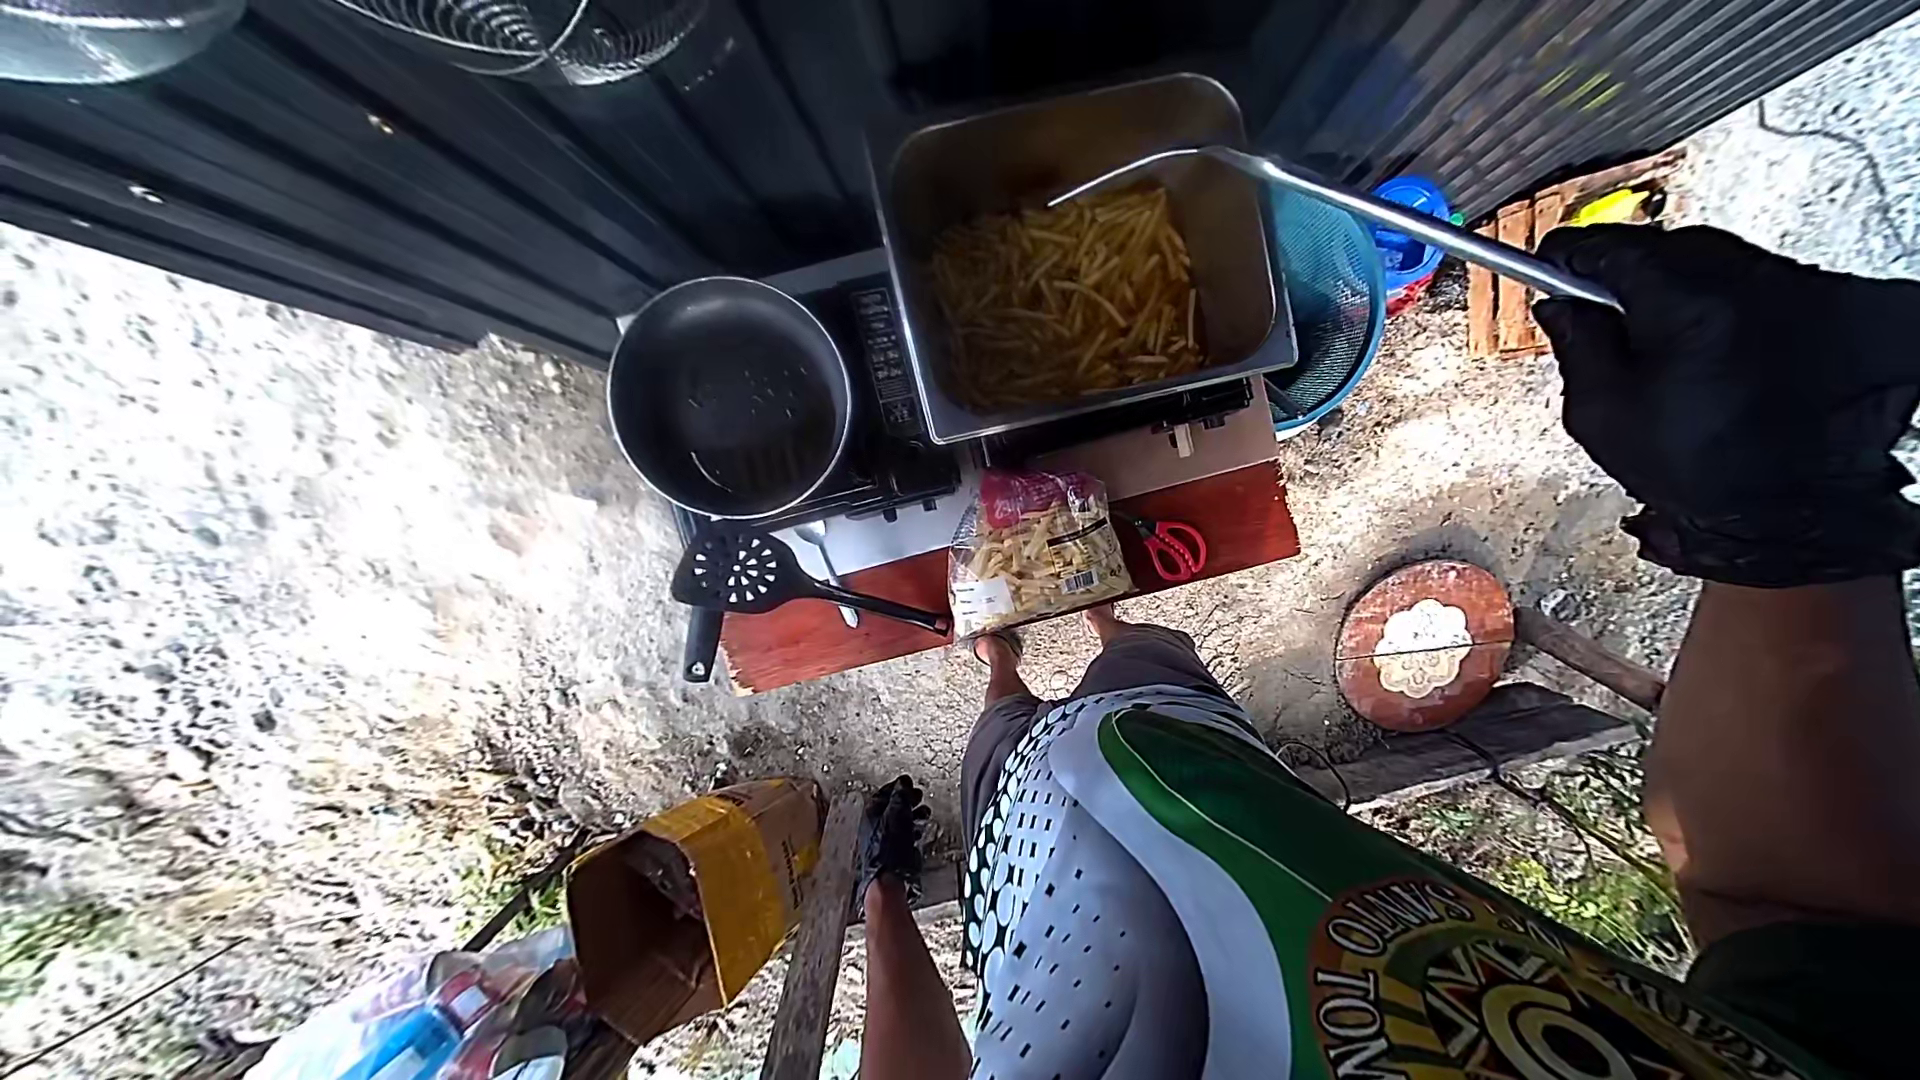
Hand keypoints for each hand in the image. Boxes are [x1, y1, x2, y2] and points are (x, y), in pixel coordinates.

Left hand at [859, 775, 929, 901]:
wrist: (888, 878)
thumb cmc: (888, 847)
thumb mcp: (897, 812)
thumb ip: (900, 796)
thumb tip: (903, 783)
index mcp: (871, 813)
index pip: (885, 792)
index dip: (898, 786)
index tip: (908, 782)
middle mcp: (874, 826)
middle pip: (892, 806)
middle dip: (906, 799)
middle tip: (917, 795)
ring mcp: (881, 840)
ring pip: (898, 820)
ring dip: (912, 814)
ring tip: (923, 812)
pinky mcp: (890, 853)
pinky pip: (902, 835)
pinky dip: (912, 829)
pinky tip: (918, 830)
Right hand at [1533, 224, 1919, 585]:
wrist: (1784, 501)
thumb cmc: (1686, 462)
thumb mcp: (1598, 407)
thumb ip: (1579, 342)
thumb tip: (1560, 303)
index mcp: (1691, 311)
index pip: (1620, 252)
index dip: (1574, 251)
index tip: (1549, 254)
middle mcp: (1763, 288)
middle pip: (1675, 247)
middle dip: (1624, 265)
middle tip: (1587, 294)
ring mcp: (1815, 292)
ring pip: (1723, 260)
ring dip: (1674, 281)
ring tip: (1645, 325)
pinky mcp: (1849, 305)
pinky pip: (1765, 282)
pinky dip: (1723, 298)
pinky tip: (1700, 336)